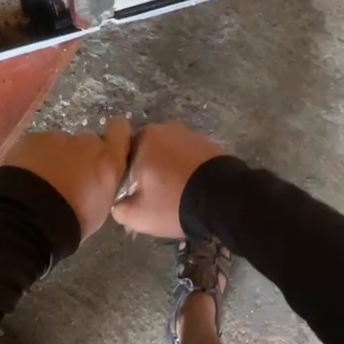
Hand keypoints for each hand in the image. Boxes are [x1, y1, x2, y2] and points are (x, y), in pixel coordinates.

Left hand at [1, 117, 132, 239]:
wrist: (28, 219)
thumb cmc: (71, 222)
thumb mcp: (101, 207)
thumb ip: (104, 182)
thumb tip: (99, 178)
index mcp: (107, 160)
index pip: (120, 129)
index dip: (114, 136)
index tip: (107, 148)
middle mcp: (86, 142)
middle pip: (87, 142)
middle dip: (80, 156)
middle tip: (68, 180)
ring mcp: (57, 138)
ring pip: (60, 145)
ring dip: (55, 159)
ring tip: (41, 184)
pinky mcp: (31, 139)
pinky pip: (36, 147)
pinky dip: (33, 159)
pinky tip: (25, 179)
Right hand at [111, 121, 228, 238]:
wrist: (223, 198)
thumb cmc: (174, 202)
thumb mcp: (138, 215)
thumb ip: (119, 208)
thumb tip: (119, 203)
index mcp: (143, 138)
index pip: (124, 156)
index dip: (127, 177)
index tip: (134, 194)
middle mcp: (165, 128)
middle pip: (147, 152)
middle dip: (148, 171)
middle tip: (154, 196)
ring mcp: (189, 133)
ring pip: (168, 153)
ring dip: (168, 169)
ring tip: (175, 193)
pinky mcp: (207, 142)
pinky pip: (187, 155)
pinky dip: (186, 168)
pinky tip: (190, 187)